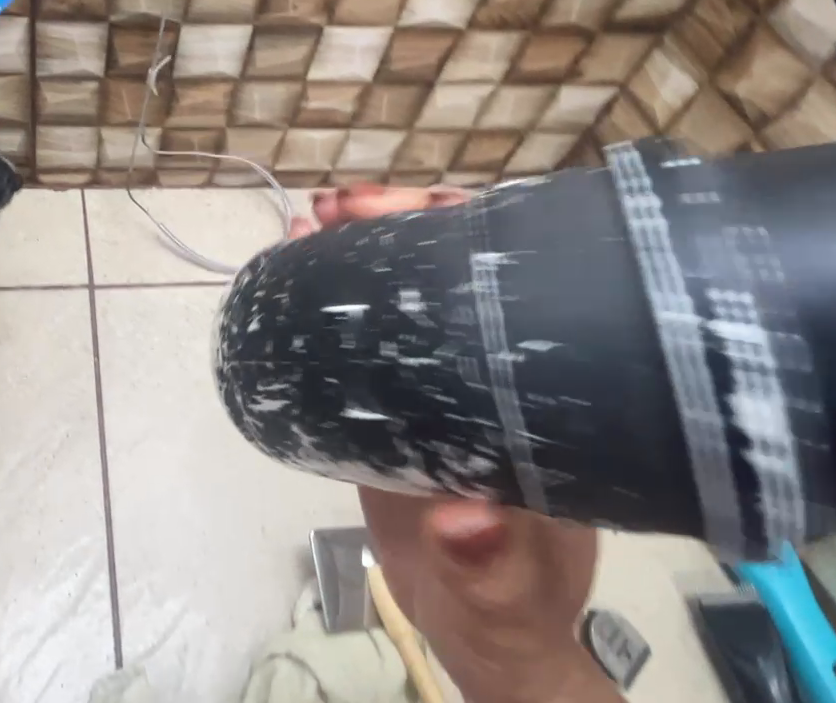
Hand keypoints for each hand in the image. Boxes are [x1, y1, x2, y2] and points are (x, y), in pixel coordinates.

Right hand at [300, 184, 620, 702]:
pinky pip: (366, 334)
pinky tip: (296, 276)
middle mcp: (492, 370)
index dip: (466, 233)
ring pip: (403, 290)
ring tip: (305, 226)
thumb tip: (463, 518)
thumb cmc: (508, 609)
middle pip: (451, 268)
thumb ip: (491, 566)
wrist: (475, 624)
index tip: (412, 210)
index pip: (514, 284)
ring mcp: (441, 381)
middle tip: (335, 210)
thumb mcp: (505, 592)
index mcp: (540, 392)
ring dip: (355, 248)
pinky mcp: (398, 400)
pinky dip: (332, 295)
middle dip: (393, 224)